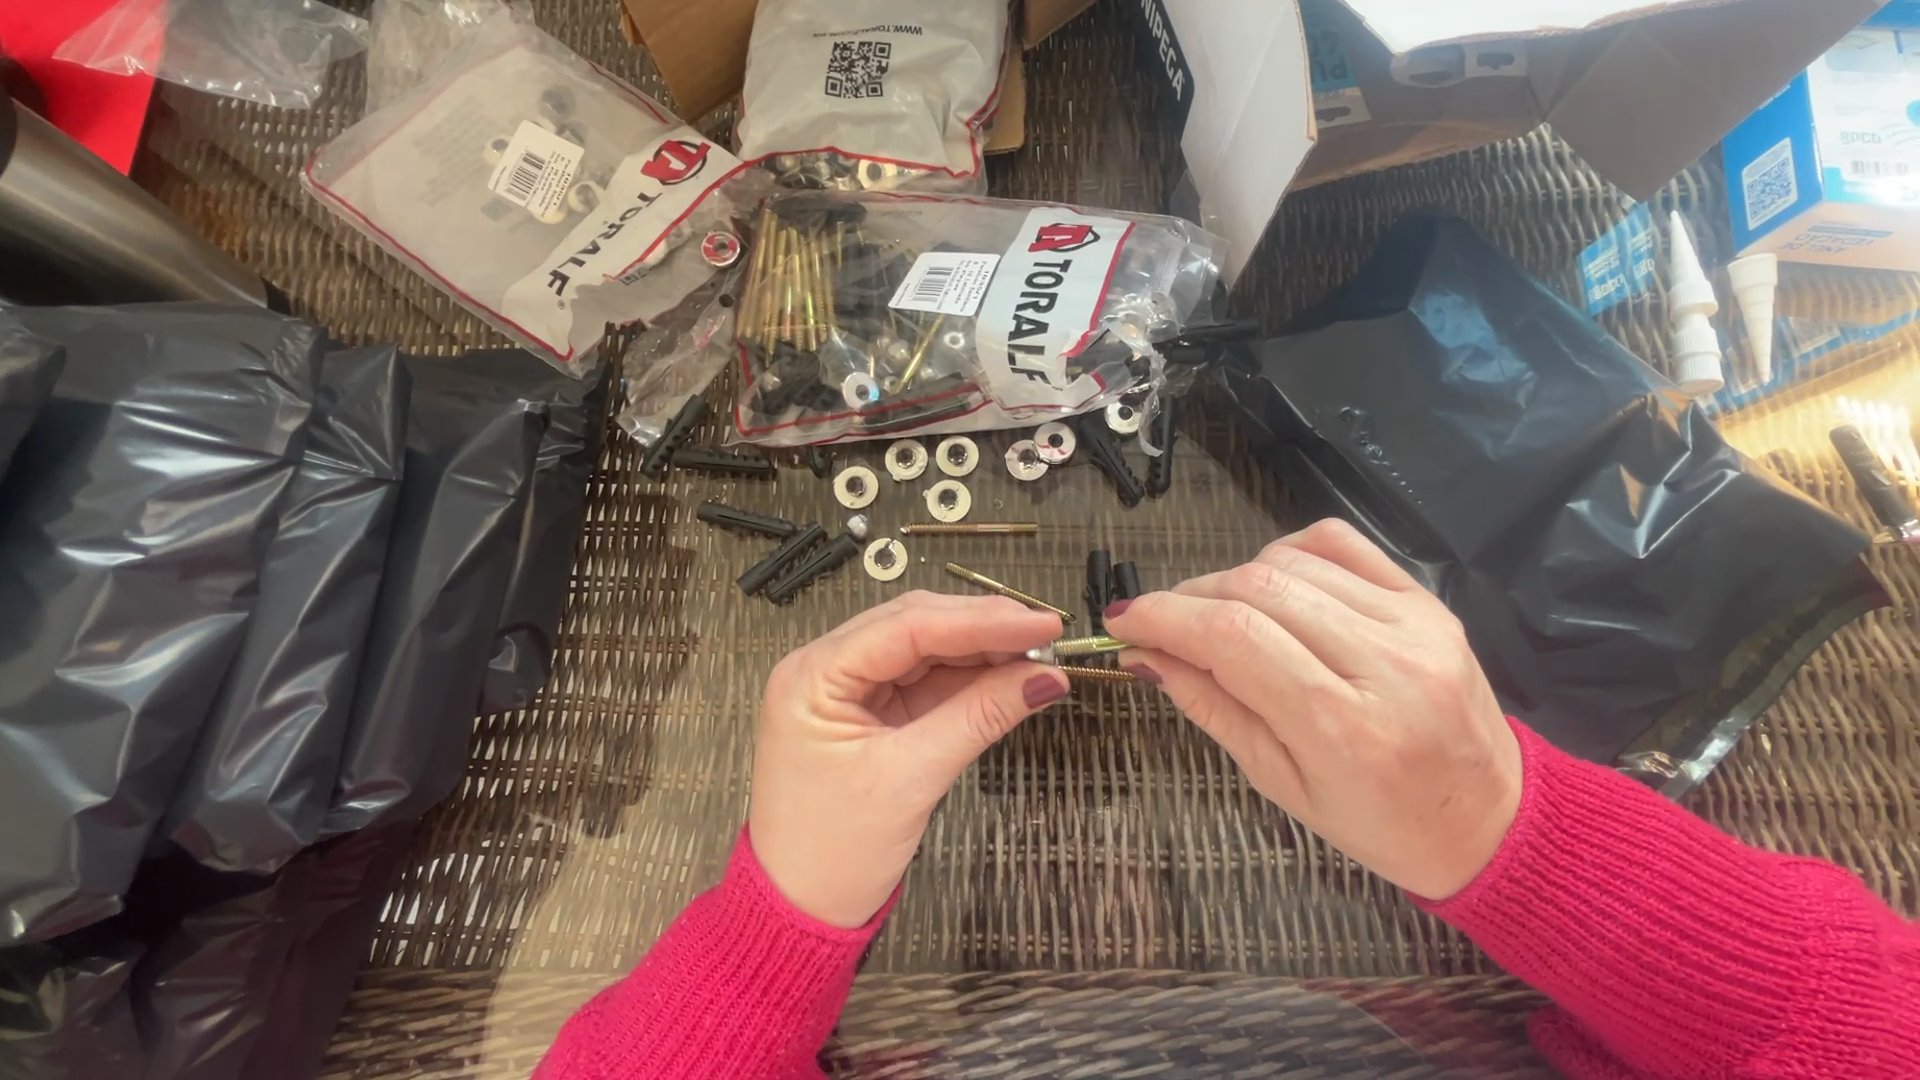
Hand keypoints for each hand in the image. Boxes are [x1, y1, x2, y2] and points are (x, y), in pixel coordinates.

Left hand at [749, 592, 1068, 927]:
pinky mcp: (871, 710)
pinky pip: (926, 680)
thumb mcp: (912, 778)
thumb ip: (980, 716)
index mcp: (813, 673)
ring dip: (981, 650)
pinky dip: (969, 677)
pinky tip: (1008, 674)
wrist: (798, 914)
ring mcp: (848, 687)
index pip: (908, 626)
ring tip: (1038, 655)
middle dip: (983, 628)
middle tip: (1047, 636)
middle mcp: (825, 666)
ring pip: (924, 648)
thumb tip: (1049, 677)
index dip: (982, 620)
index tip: (1043, 624)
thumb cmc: (837, 851)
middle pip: (915, 625)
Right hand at [1106, 519, 1520, 899]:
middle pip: (1255, 590)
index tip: (1121, 620)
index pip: (1232, 638)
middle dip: (1188, 598)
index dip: (1163, 616)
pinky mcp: (1427, 599)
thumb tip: (1144, 654)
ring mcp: (1413, 621)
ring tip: (1217, 616)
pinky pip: (1336, 541)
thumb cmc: (1377, 823)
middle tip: (1161, 624)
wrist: (1493, 819)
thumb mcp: (1278, 783)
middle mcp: (1384, 661)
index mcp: (1343, 726)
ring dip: (1230, 580)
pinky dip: (1284, 552)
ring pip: (1287, 562)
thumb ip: (1210, 707)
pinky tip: (1271, 586)